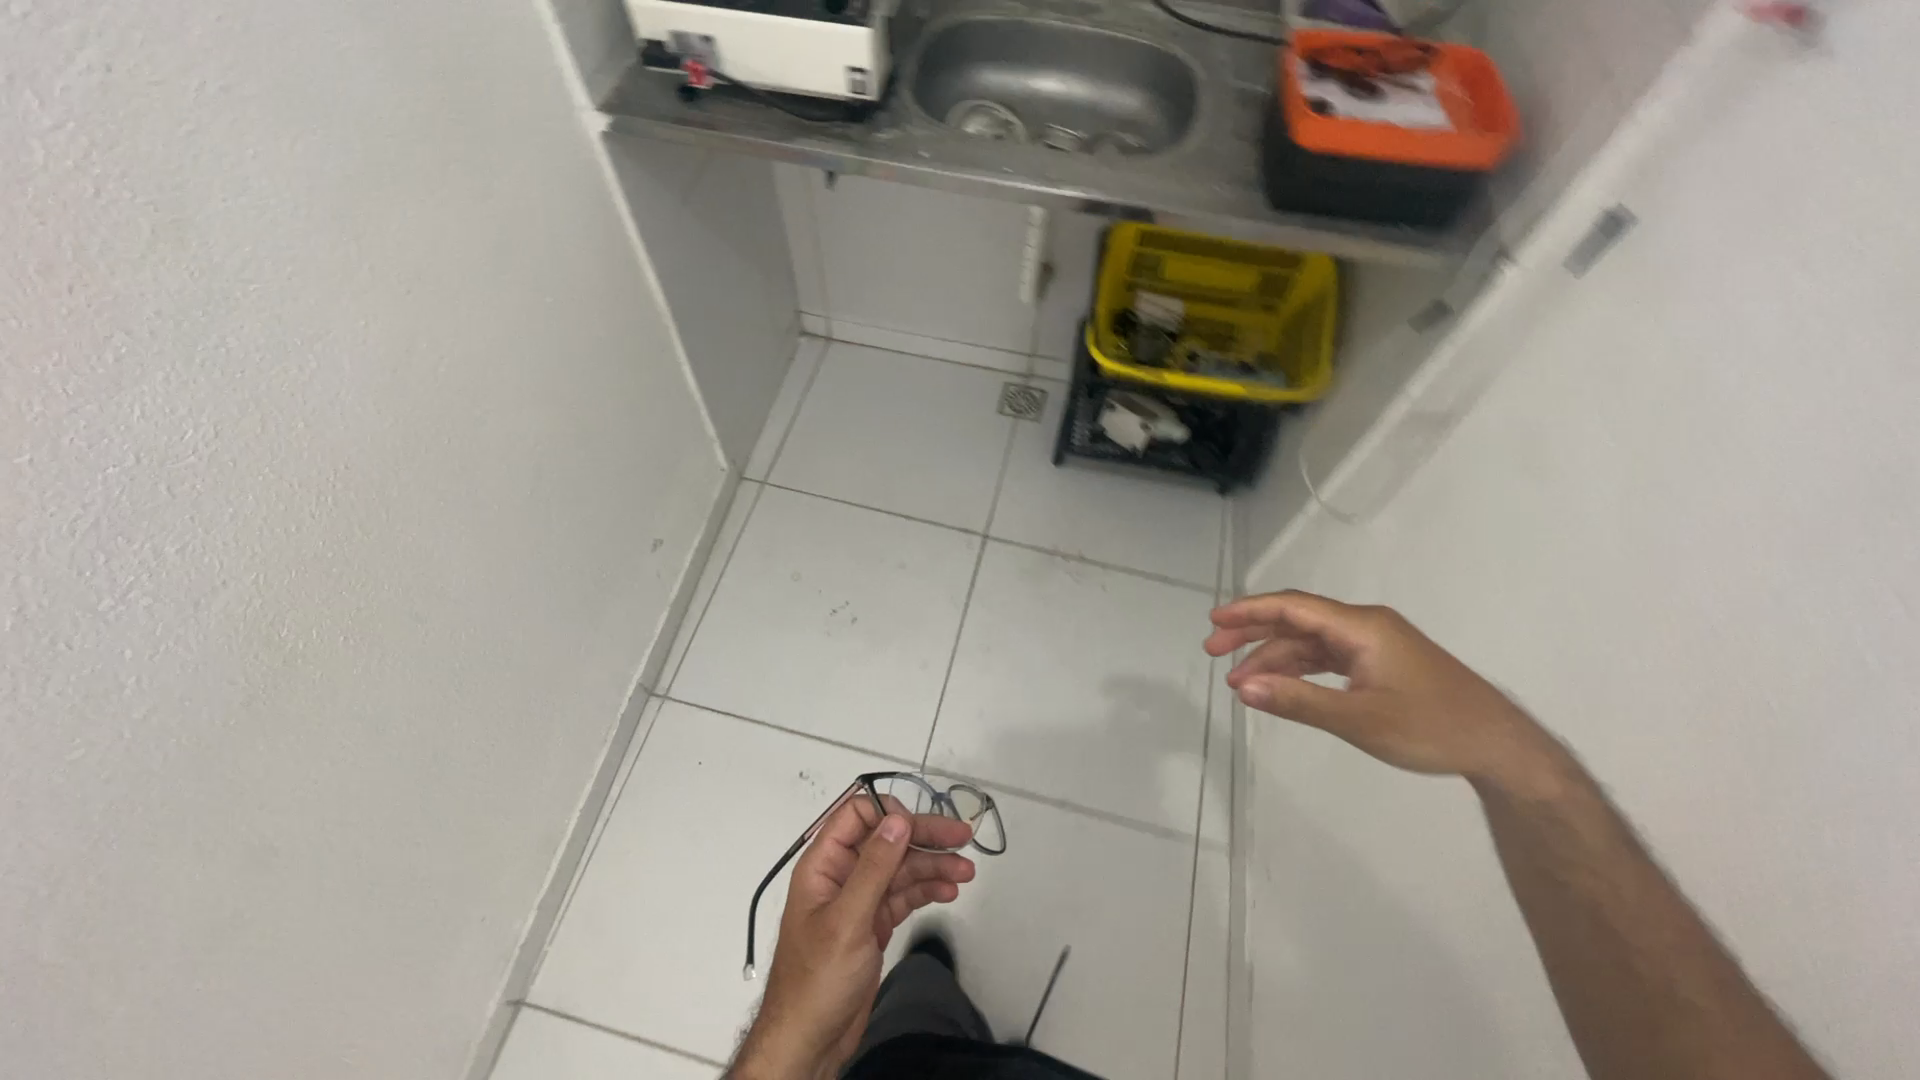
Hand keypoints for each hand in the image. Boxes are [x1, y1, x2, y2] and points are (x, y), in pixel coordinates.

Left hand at [732, 795, 975, 1079]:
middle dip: (924, 837)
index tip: (920, 825)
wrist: (809, 1041)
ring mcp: (860, 900)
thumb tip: (897, 819)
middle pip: (887, 840)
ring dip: (933, 865)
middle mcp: (842, 875)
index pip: (856, 816)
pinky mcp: (874, 924)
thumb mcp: (847, 919)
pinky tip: (950, 890)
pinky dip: (927, 889)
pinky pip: (904, 895)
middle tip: (962, 837)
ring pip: (901, 868)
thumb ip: (874, 867)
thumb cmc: (818, 979)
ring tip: (967, 871)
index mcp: (824, 864)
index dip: (888, 813)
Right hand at [1204, 590, 1564, 789]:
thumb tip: (1243, 688)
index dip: (1249, 611)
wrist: (1498, 746)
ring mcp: (1373, 644)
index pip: (1292, 607)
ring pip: (1310, 640)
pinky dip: (1298, 668)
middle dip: (1252, 633)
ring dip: (1273, 657)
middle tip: (1213, 652)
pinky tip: (1278, 685)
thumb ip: (1297, 701)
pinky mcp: (1380, 663)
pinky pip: (1327, 656)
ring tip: (1239, 682)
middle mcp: (1364, 626)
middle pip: (1296, 619)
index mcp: (1361, 627)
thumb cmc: (1431, 727)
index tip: (1213, 622)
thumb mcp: (1358, 719)